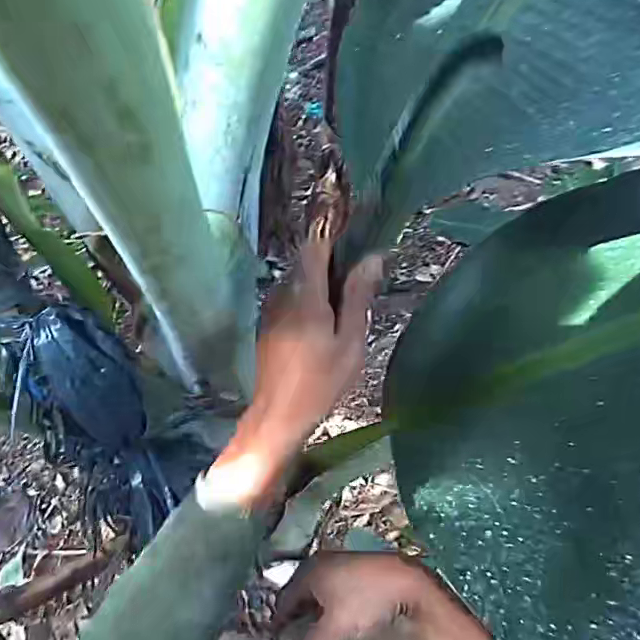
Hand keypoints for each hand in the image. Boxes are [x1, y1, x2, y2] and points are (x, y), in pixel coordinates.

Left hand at [204, 226, 383, 509]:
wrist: (277, 417)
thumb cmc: (321, 383)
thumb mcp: (350, 342)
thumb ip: (358, 298)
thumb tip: (371, 258)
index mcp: (305, 296)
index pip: (315, 245)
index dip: (333, 229)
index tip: (355, 222)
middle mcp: (282, 295)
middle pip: (308, 262)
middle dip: (334, 259)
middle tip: (363, 270)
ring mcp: (271, 311)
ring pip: (300, 282)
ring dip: (322, 281)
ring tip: (349, 298)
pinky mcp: (267, 326)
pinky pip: (292, 300)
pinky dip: (311, 299)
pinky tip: (327, 321)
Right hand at [273, 552, 494, 639]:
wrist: (410, 583)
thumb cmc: (366, 602)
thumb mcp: (335, 629)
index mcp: (309, 571)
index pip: (283, 601)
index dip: (279, 625)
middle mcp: (321, 562)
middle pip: (301, 596)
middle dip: (299, 620)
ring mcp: (342, 563)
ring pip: (320, 594)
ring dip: (317, 614)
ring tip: (319, 638)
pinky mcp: (360, 569)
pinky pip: (337, 591)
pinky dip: (333, 607)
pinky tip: (340, 623)